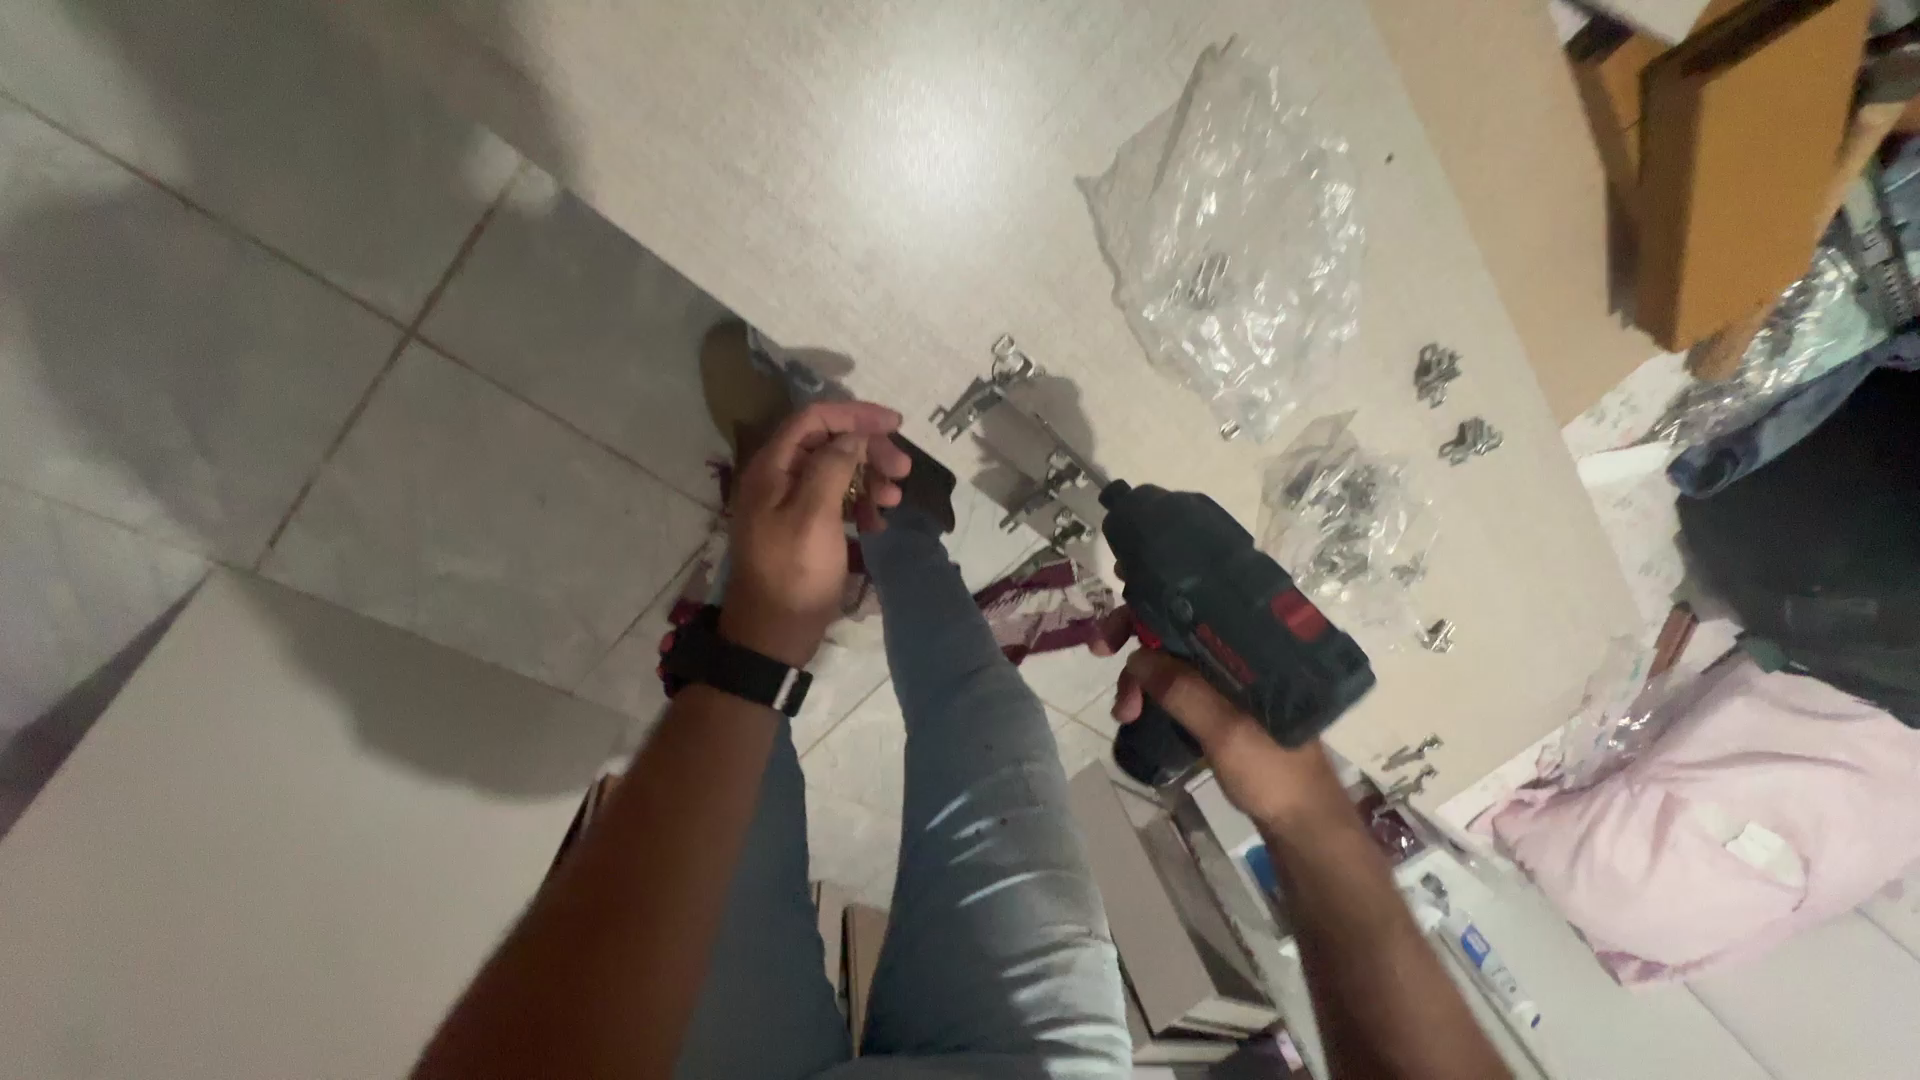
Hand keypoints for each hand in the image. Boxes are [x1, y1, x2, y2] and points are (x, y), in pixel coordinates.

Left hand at [721, 401, 912, 666]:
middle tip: (903, 469)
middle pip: (827, 443)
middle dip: (868, 450)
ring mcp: (789, 504)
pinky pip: (834, 501)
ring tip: (895, 498)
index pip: (814, 419)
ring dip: (868, 478)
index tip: (896, 425)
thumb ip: (831, 467)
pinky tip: (877, 522)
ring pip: (835, 472)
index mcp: (771, 468)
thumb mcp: (814, 516)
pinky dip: (858, 504)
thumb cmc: (794, 574)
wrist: (773, 634)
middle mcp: (777, 478)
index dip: (855, 415)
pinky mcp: (802, 528)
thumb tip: (852, 436)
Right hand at [1092, 608, 1344, 827]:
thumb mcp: (1226, 731)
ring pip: (1169, 653)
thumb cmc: (1276, 772)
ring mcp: (1227, 674)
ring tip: (1122, 712)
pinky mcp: (1218, 697)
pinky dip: (1148, 691)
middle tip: (1099, 648)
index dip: (1159, 587)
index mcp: (1254, 644)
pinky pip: (1174, 680)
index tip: (1121, 581)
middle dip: (1134, 633)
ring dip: (1137, 674)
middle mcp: (1239, 650)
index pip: (1202, 597)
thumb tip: (1136, 656)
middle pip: (1177, 621)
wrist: (1300, 820)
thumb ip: (1183, 691)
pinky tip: (1131, 713)